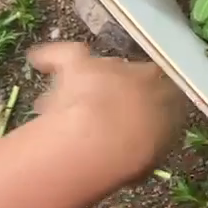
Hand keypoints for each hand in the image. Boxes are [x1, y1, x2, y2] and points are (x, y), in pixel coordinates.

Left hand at [28, 42, 186, 182]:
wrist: (110, 139)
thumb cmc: (141, 151)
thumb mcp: (155, 152)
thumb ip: (150, 143)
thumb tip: (141, 148)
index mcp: (169, 93)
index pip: (160, 93)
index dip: (143, 107)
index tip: (132, 122)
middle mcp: (144, 73)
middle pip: (128, 78)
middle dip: (111, 93)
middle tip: (94, 117)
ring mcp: (111, 66)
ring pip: (97, 68)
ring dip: (81, 85)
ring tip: (61, 104)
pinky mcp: (79, 65)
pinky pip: (63, 55)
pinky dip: (50, 57)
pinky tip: (38, 59)